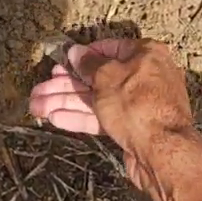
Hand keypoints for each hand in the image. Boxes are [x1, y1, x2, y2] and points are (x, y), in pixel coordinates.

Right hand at [29, 39, 201, 200]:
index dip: (83, 55)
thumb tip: (77, 53)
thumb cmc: (140, 106)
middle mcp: (145, 76)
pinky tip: (56, 118)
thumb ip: (89, 65)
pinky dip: (80, 117)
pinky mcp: (132, 127)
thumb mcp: (107, 77)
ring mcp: (138, 104)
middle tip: (41, 88)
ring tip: (38, 106)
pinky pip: (103, 117)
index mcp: (146, 54)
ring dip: (66, 102)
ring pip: (96, 99)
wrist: (163, 152)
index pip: (110, 48)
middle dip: (66, 84)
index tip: (63, 61)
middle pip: (98, 77)